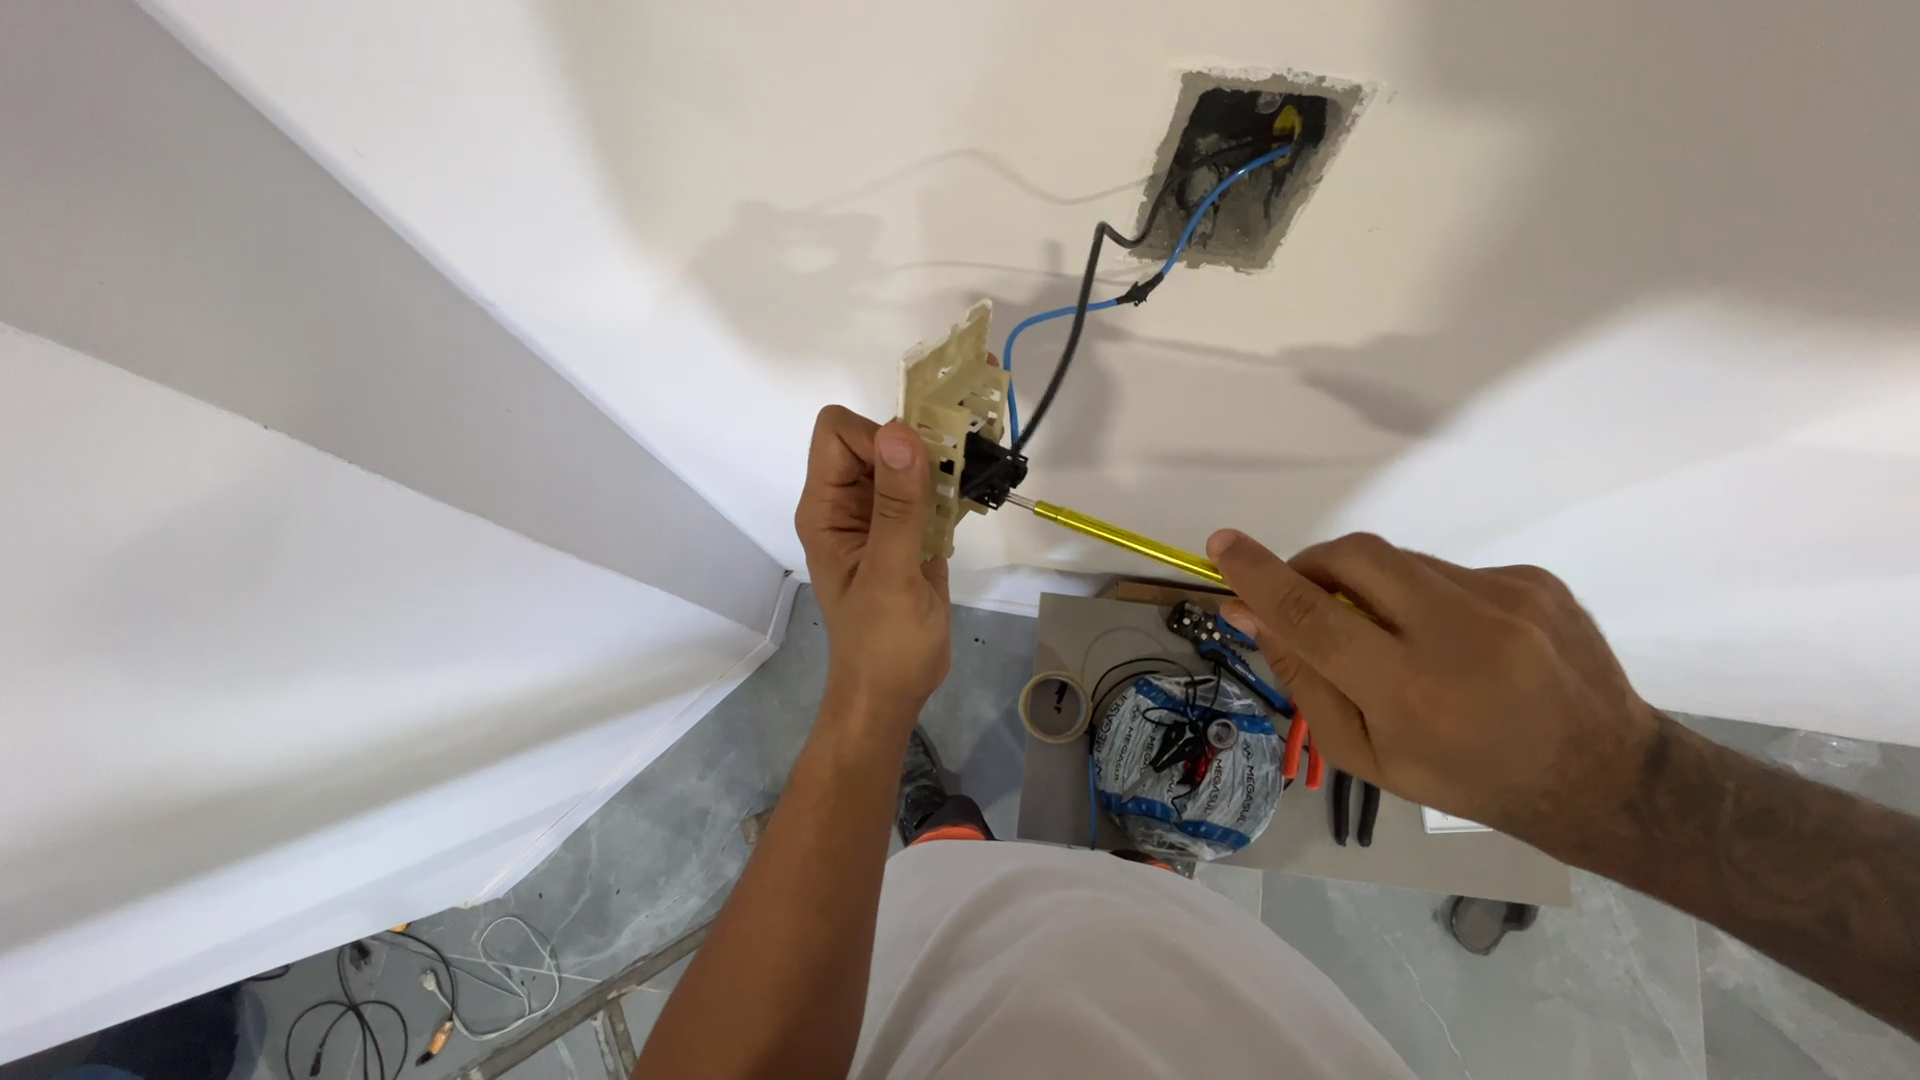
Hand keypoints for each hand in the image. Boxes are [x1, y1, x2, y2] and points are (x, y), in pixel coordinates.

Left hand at [795, 406, 951, 718]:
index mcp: (826, 508)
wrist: (895, 690)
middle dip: (912, 445)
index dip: (876, 437)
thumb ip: (897, 505)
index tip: (915, 468)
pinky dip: (947, 489)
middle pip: (874, 439)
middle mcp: (848, 504)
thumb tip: (900, 432)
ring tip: (962, 487)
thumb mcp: (890, 574)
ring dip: (936, 465)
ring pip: (904, 461)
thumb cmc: (883, 642)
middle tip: (949, 474)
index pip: (838, 433)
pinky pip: (925, 490)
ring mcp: (880, 518)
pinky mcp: (909, 533)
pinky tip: (963, 509)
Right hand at [1207, 529, 1661, 852]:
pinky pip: (1445, 570)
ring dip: (1371, 588)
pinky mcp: (1533, 581)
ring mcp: (1505, 599)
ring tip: (1398, 638)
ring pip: (1398, 562)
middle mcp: (1461, 634)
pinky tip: (1454, 641)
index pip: (1312, 617)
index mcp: (1411, 693)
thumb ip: (1302, 679)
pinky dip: (1424, 596)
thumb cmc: (1463, 777)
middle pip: (1353, 557)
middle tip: (1306, 596)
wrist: (1602, 775)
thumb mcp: (1365, 753)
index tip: (1222, 544)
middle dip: (1312, 565)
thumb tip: (1250, 614)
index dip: (1259, 576)